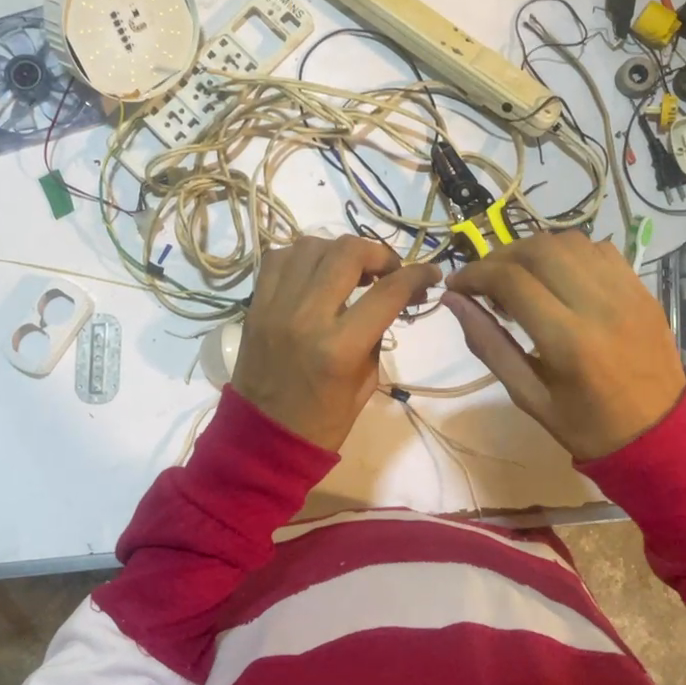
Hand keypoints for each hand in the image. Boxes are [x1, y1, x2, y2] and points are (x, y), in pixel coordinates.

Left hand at [230, 236, 441, 450]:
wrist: (261, 438)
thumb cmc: (321, 422)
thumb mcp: (365, 384)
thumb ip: (376, 336)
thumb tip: (388, 299)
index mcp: (339, 347)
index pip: (388, 292)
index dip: (417, 276)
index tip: (430, 274)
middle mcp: (306, 317)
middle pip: (347, 253)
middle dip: (378, 254)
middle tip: (387, 271)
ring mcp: (275, 307)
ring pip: (311, 246)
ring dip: (338, 251)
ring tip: (350, 270)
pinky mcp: (255, 306)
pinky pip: (278, 258)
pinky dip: (302, 256)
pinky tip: (315, 272)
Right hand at [444, 231, 685, 458]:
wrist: (659, 437)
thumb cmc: (586, 426)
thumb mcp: (528, 396)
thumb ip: (488, 344)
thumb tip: (453, 300)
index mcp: (568, 341)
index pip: (511, 280)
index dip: (475, 274)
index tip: (456, 285)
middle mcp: (599, 306)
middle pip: (539, 250)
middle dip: (500, 257)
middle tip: (485, 280)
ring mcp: (626, 293)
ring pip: (570, 242)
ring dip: (533, 250)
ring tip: (519, 276)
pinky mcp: (642, 290)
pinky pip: (600, 250)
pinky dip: (569, 253)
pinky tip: (558, 277)